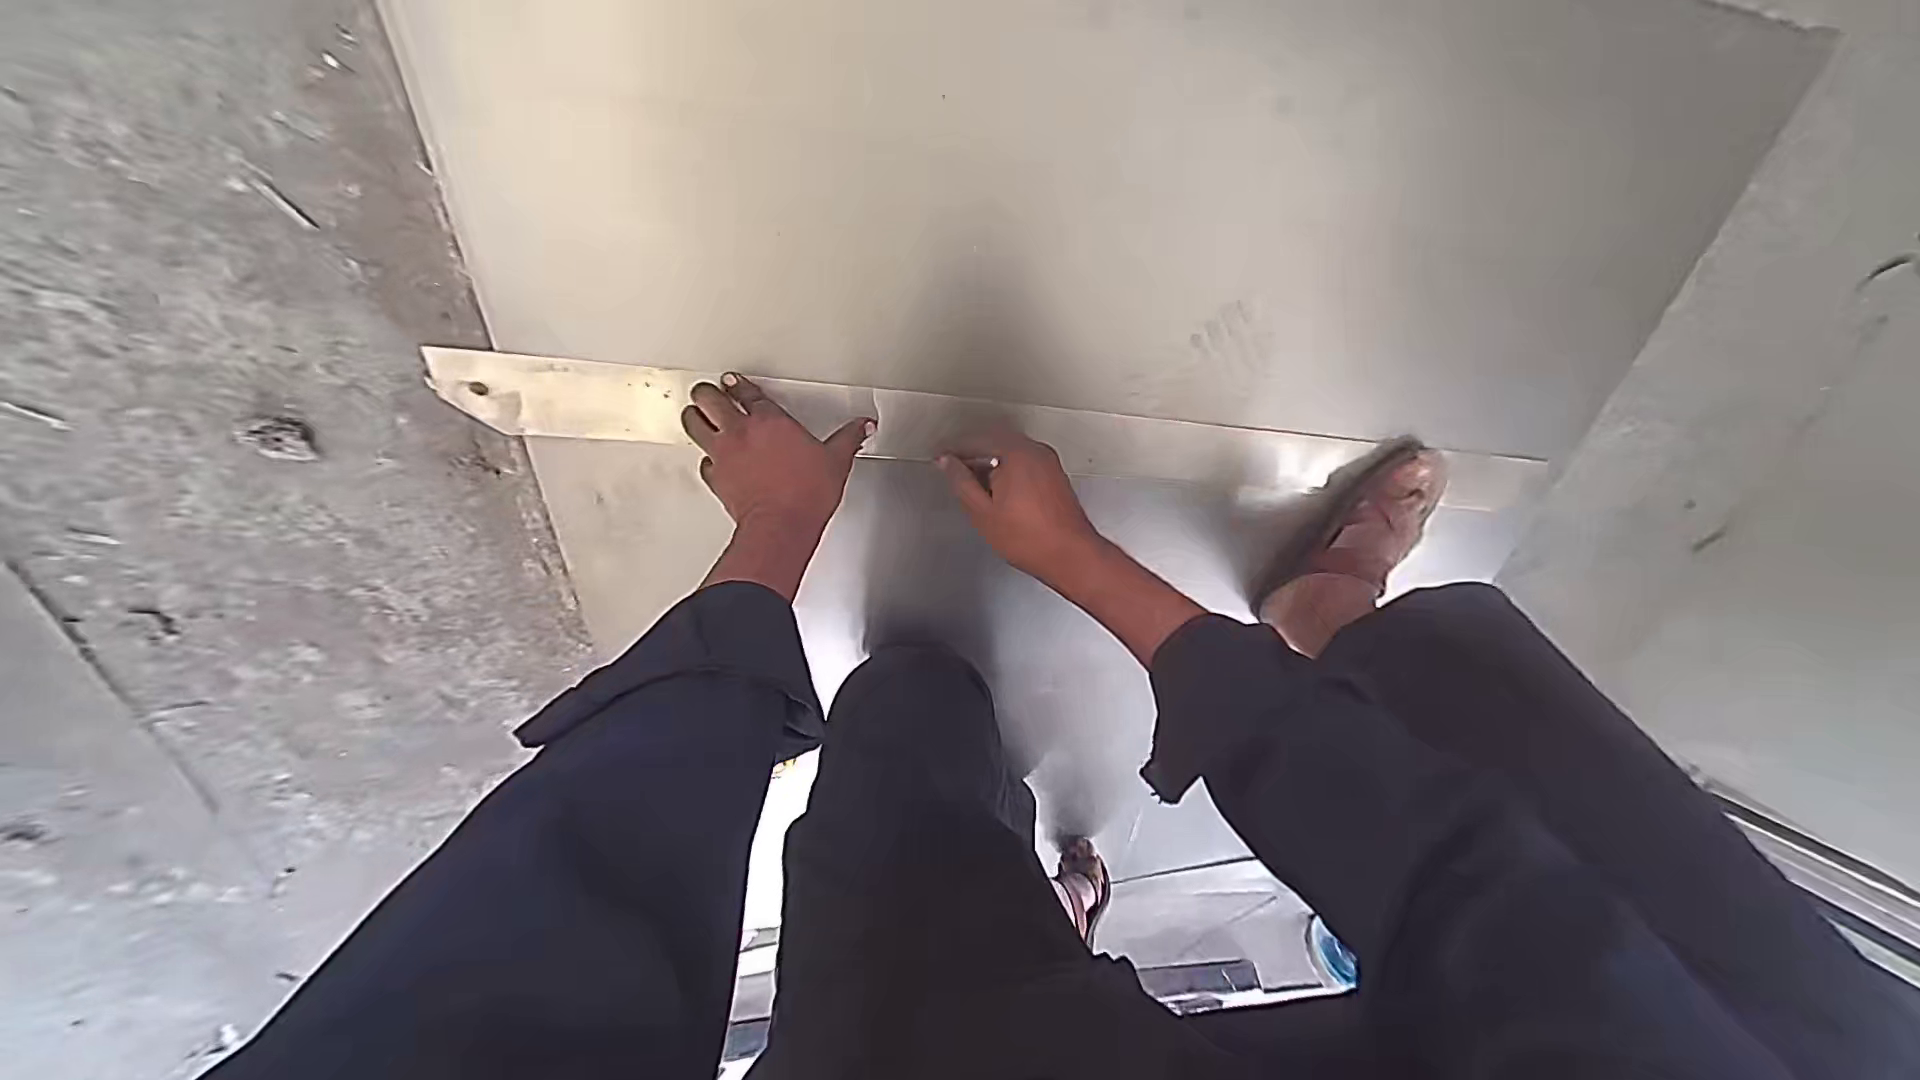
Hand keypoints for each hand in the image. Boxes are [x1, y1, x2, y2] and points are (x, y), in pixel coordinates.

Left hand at [683, 372, 873, 533]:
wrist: (782, 525)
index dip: (739, 384)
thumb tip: (862, 427)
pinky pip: (702, 461)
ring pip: (694, 423)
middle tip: (709, 391)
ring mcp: (724, 454)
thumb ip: (848, 438)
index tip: (735, 381)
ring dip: (694, 416)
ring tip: (696, 413)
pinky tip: (710, 459)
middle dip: (707, 392)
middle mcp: (741, 432)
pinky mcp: (716, 478)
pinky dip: (704, 458)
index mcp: (770, 421)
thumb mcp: (836, 461)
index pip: (748, 392)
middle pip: (710, 398)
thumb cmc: (805, 494)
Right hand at [936, 430, 1108, 583]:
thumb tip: (948, 463)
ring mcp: (1048, 463)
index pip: (976, 440)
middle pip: (995, 441)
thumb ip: (961, 482)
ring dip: (990, 462)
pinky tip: (999, 492)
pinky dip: (1008, 470)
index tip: (942, 458)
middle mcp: (1036, 452)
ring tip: (974, 484)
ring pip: (1011, 451)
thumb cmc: (1032, 539)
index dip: (954, 450)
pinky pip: (1025, 462)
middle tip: (954, 468)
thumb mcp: (982, 511)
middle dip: (972, 454)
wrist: (1069, 555)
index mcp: (1016, 453)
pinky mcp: (1055, 476)